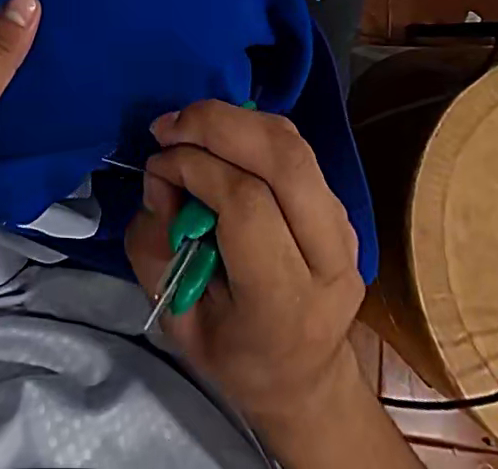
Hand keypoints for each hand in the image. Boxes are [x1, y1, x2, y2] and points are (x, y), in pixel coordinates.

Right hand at [127, 100, 367, 439]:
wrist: (304, 377)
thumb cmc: (234, 354)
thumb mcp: (175, 319)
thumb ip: (154, 249)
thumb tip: (160, 180)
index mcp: (285, 304)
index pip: (247, 207)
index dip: (195, 171)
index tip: (156, 169)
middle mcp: (328, 259)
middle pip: (283, 160)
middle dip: (217, 126)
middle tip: (167, 129)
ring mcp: (343, 228)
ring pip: (292, 144)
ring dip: (232, 120)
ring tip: (185, 127)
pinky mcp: (339, 206)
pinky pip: (293, 148)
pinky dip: (247, 129)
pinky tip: (214, 138)